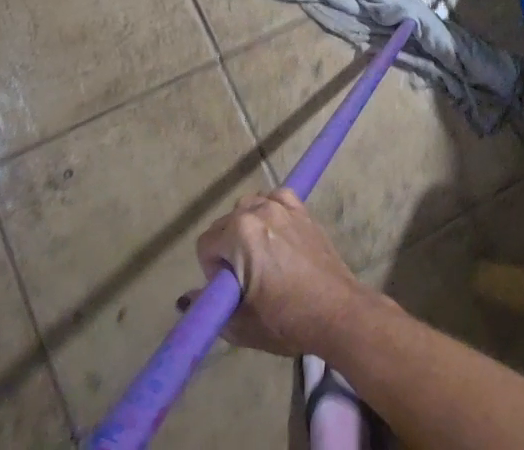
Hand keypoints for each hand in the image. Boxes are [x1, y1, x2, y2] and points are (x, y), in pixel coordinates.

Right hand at [181, 189, 381, 355]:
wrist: (337, 313)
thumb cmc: (286, 320)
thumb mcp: (239, 324)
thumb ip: (207, 307)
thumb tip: (186, 299)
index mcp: (239, 234)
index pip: (205, 244)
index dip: (212, 270)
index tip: (229, 289)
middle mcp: (258, 211)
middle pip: (225, 224)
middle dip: (227, 248)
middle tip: (244, 278)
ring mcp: (283, 206)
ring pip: (248, 208)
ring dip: (246, 228)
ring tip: (260, 257)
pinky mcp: (302, 210)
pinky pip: (274, 198)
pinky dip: (270, 210)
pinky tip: (276, 233)